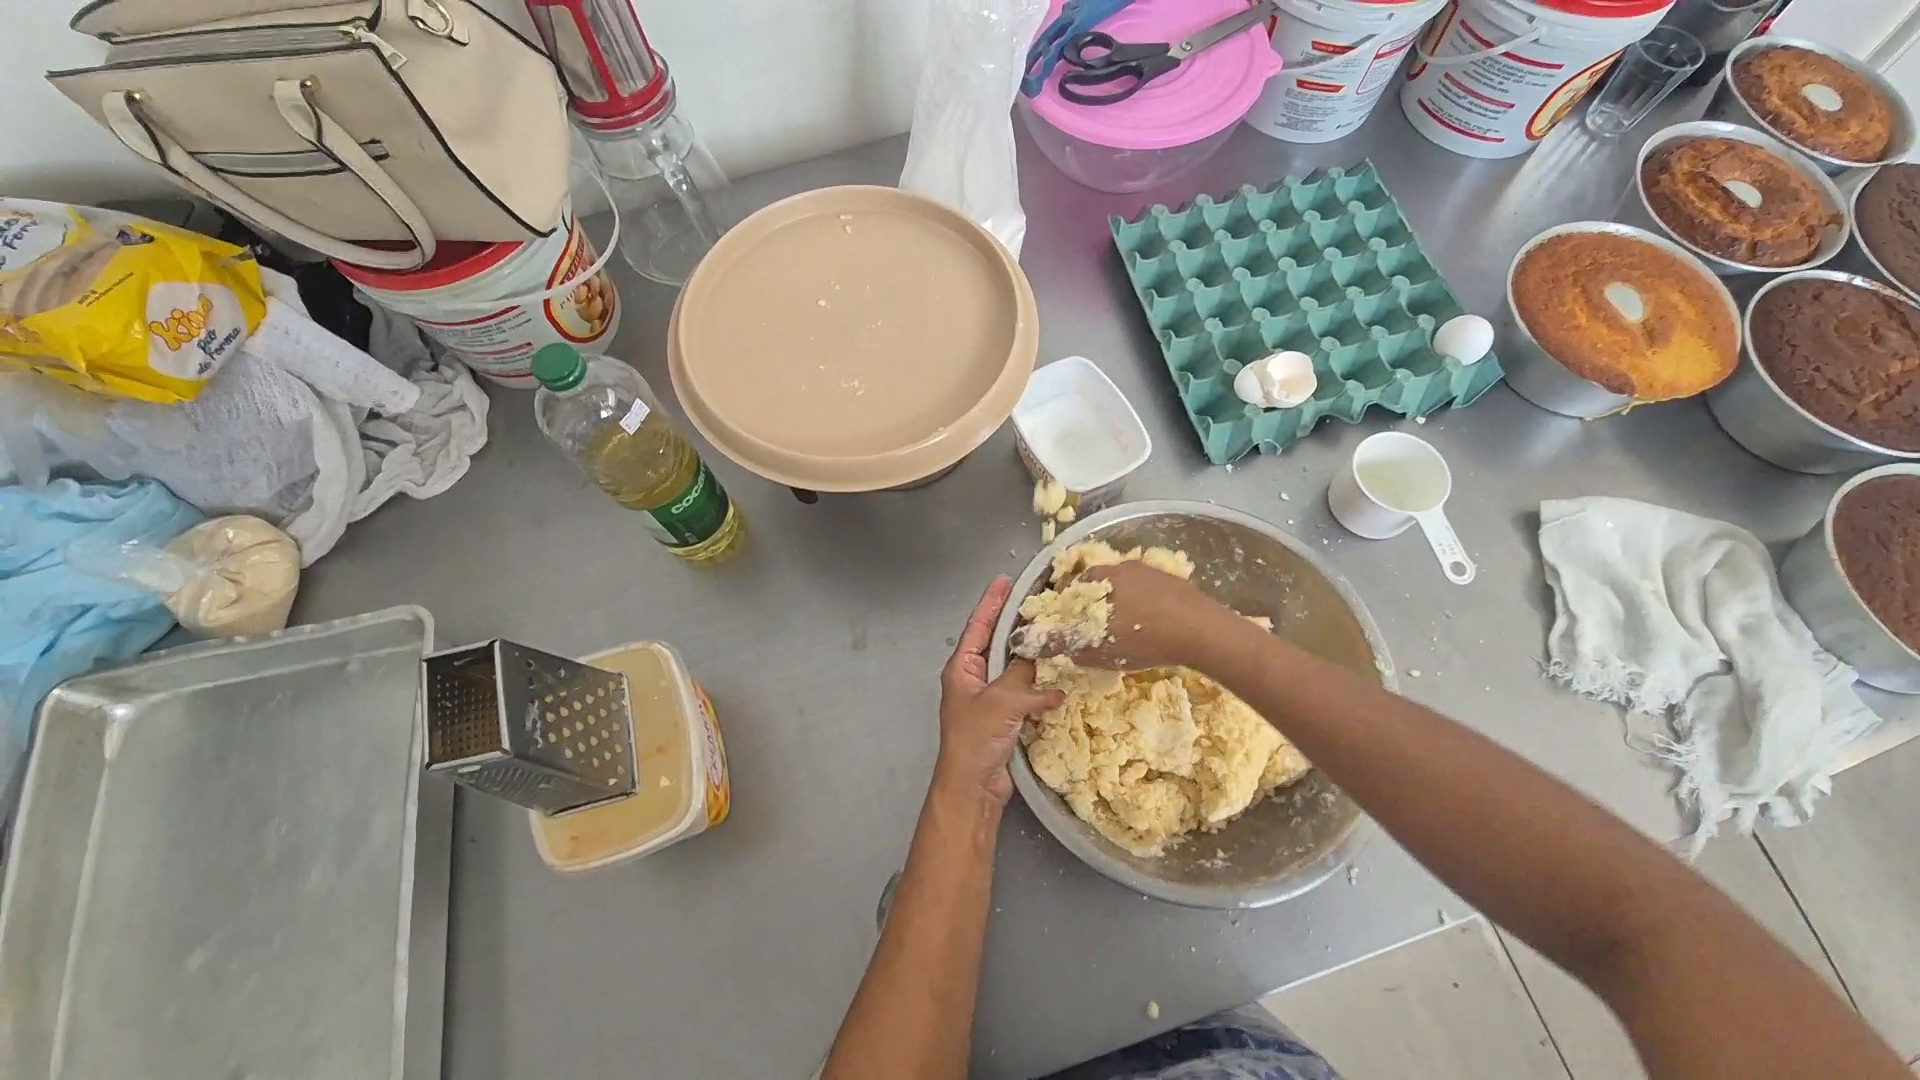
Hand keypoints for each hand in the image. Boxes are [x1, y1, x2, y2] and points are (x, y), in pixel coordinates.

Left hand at [935, 576, 1064, 808]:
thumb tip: (1043, 664)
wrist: (973, 786)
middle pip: (997, 644)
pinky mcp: (1004, 718)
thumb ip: (1022, 677)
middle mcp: (973, 679)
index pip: (978, 626)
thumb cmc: (976, 740)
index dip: (991, 602)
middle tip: (1038, 603)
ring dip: (1033, 658)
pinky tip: (1060, 688)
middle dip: (1016, 625)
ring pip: (1014, 669)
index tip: (1004, 580)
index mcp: (962, 668)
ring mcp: (989, 699)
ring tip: (1053, 636)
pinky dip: (1041, 690)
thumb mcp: (1000, 702)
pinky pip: (1025, 694)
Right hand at [1069, 561, 1234, 670]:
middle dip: (1095, 603)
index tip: (1071, 621)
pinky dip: (1146, 606)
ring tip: (1126, 628)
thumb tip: (1050, 643)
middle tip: (1097, 626)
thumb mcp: (1099, 651)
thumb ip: (1069, 646)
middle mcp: (1124, 567)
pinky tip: (1153, 626)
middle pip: (1101, 583)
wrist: (1201, 631)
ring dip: (1123, 603)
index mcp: (1101, 578)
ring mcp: (1152, 572)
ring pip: (1127, 586)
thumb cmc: (1143, 639)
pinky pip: (1151, 593)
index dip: (1069, 604)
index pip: (1074, 586)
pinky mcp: (1175, 581)